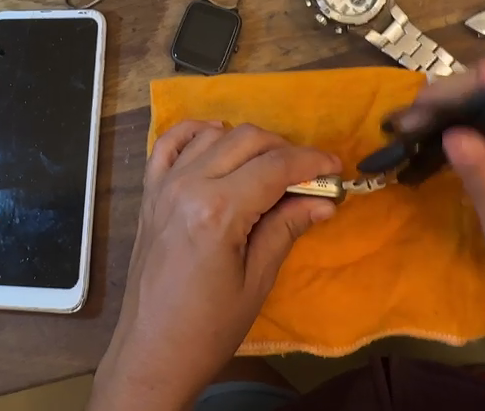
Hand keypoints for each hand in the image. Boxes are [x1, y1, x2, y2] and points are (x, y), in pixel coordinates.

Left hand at [90, 122, 337, 410]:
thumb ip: (286, 229)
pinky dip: (197, 132)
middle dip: (284, 149)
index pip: (274, 167)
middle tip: (308, 175)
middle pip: (246, 140)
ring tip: (270, 168)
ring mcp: (164, 183)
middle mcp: (188, 184)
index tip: (334, 167)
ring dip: (247, 142)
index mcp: (218, 210)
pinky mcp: (150, 189)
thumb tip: (324, 201)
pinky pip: (171, 141)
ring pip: (214, 134)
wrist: (152, 351)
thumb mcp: (257, 281)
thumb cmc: (209, 327)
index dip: (310, 162)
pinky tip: (217, 140)